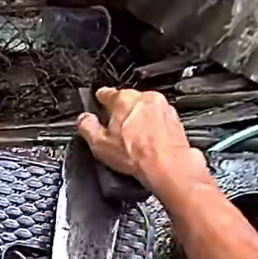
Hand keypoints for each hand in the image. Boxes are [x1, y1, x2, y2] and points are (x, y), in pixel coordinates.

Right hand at [76, 88, 207, 192]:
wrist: (167, 165)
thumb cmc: (137, 155)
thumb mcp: (99, 144)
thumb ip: (87, 127)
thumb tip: (83, 120)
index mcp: (123, 99)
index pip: (105, 93)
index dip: (99, 101)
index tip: (98, 105)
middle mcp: (144, 98)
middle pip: (126, 101)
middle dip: (120, 114)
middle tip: (115, 133)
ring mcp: (162, 106)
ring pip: (143, 109)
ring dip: (137, 119)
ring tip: (133, 141)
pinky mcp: (174, 118)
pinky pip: (157, 118)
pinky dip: (152, 127)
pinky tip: (147, 143)